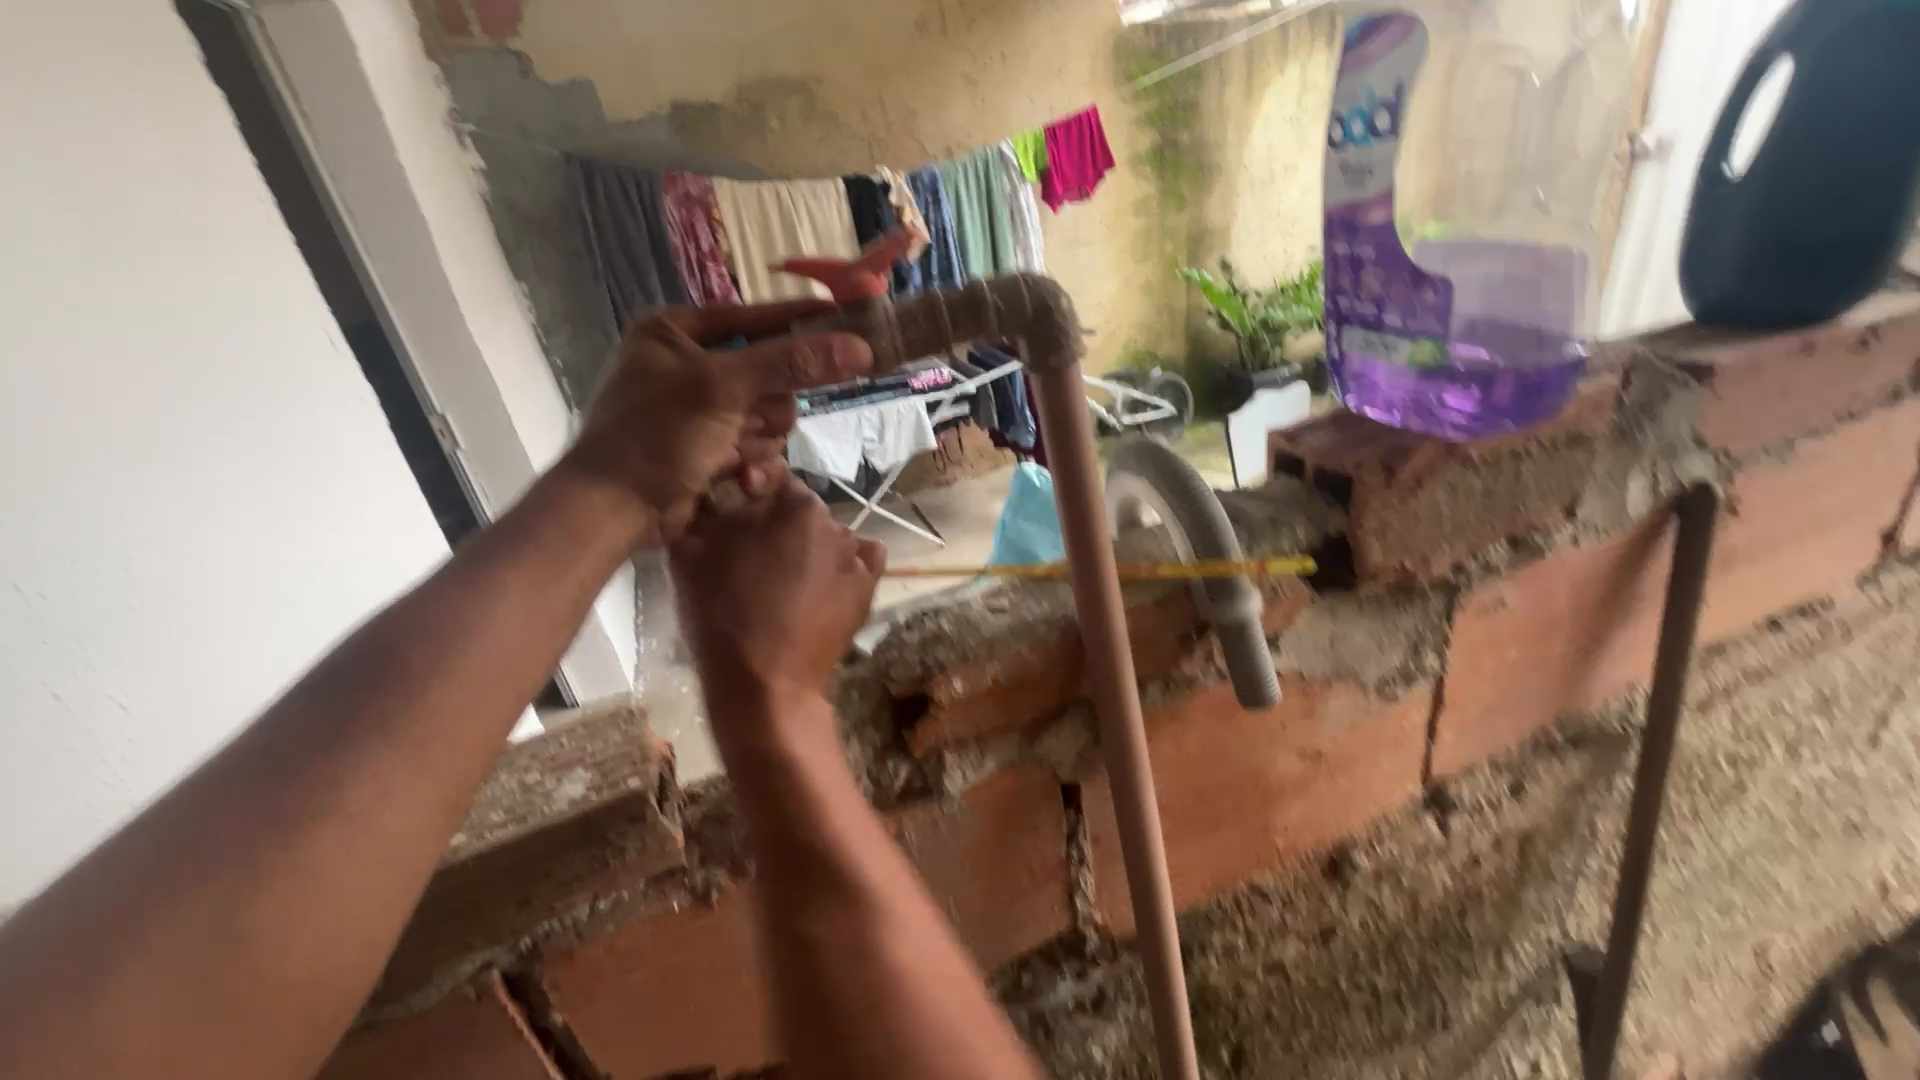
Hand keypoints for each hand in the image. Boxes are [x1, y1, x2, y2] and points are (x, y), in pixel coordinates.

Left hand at [563, 301, 870, 546]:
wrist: (617, 510)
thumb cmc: (656, 435)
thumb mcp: (722, 388)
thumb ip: (791, 364)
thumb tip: (860, 346)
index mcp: (677, 332)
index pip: (757, 317)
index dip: (803, 322)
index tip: (851, 321)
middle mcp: (693, 365)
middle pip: (775, 373)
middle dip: (766, 404)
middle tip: (747, 420)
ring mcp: (706, 410)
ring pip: (774, 413)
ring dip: (759, 438)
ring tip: (729, 453)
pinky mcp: (715, 447)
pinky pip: (761, 443)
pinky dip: (752, 459)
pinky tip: (732, 473)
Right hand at [669, 475, 886, 718]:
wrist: (764, 683)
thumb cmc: (722, 615)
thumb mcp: (691, 553)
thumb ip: (706, 510)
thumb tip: (715, 492)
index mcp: (795, 506)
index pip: (773, 481)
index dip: (751, 497)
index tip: (734, 523)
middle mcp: (834, 523)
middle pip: (801, 513)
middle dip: (780, 528)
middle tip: (754, 559)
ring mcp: (856, 558)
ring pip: (828, 539)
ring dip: (810, 550)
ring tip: (785, 584)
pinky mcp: (868, 591)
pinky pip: (861, 562)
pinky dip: (845, 567)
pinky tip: (823, 587)